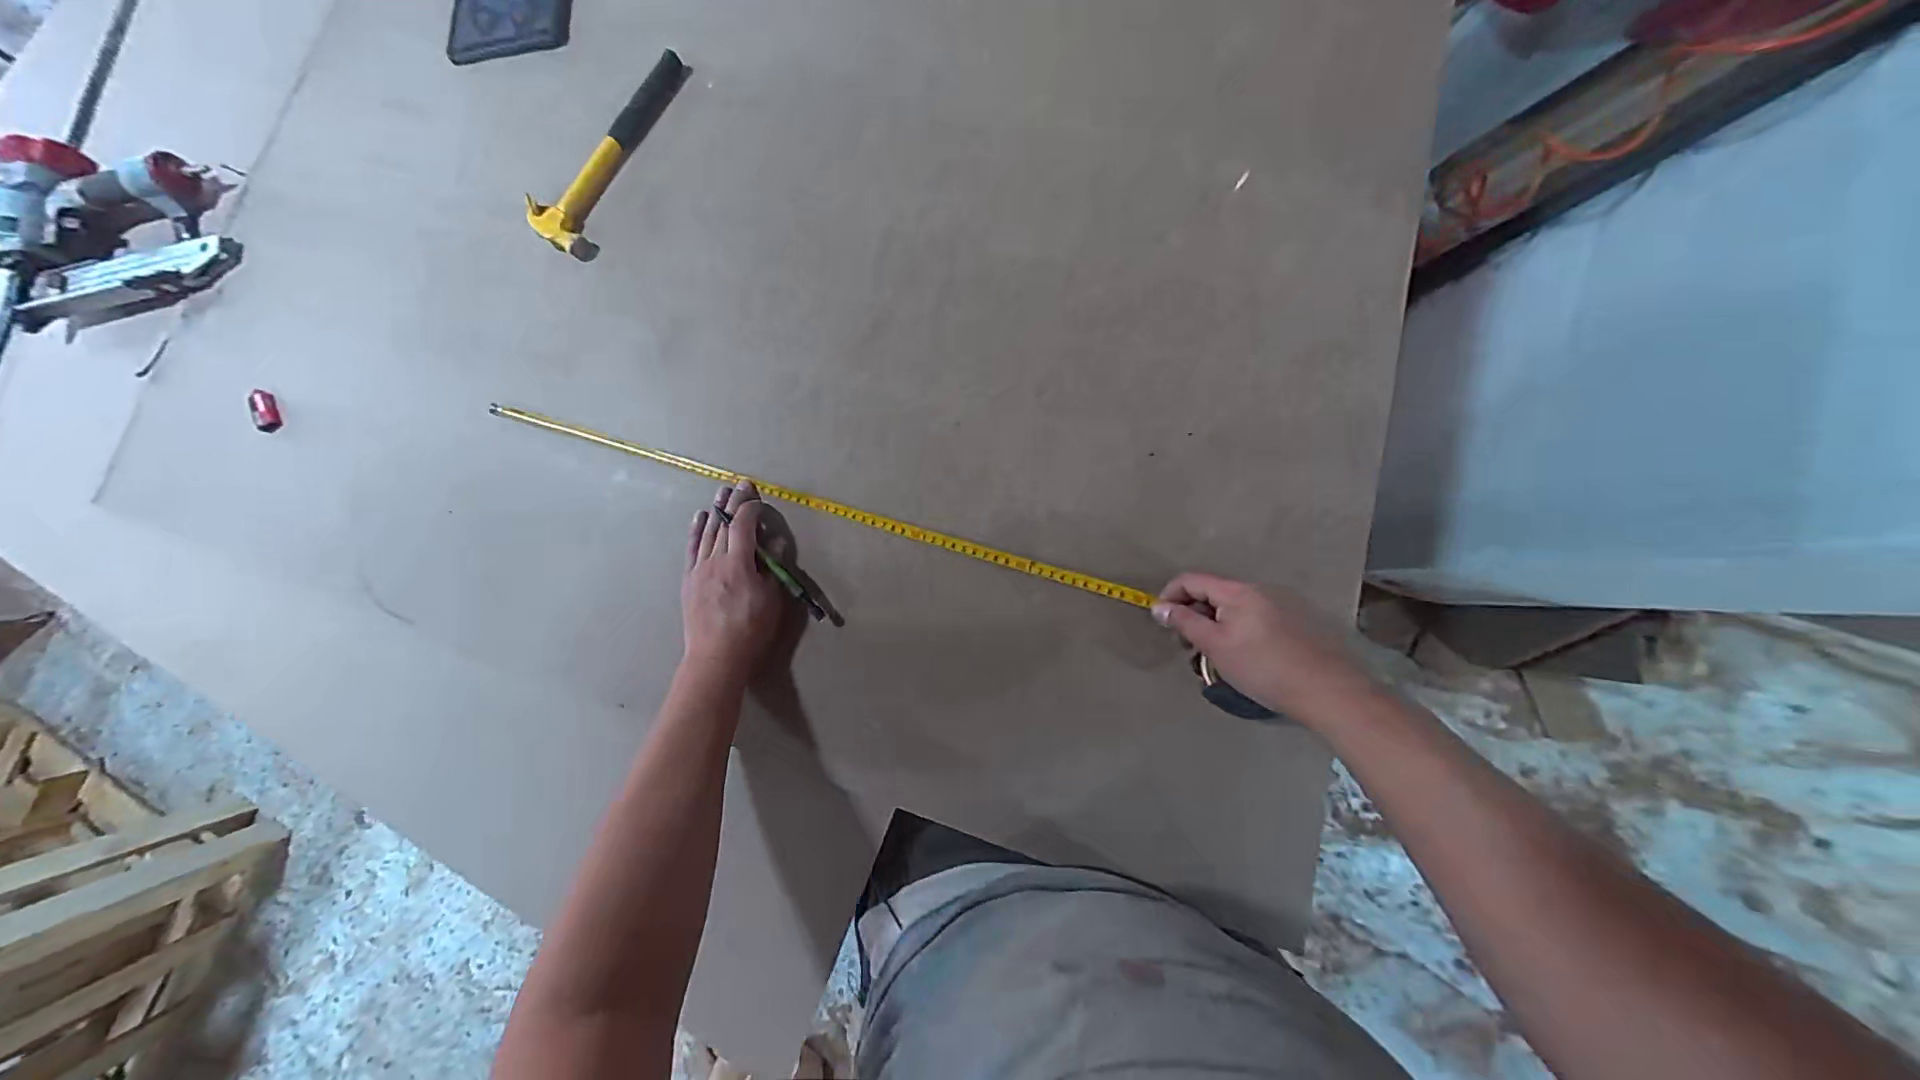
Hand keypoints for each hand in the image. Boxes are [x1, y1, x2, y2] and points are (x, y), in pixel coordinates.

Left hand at [681, 481, 785, 682]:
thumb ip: (772, 568)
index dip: (750, 507)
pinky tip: (701, 518)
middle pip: (725, 524)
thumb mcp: (772, 600)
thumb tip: (774, 542)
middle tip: (741, 484)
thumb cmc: (751, 630)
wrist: (716, 657)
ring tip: (722, 493)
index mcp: (738, 564)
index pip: (743, 526)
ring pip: (708, 533)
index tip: (757, 495)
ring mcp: (699, 569)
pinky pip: (692, 548)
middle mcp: (715, 561)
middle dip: (734, 502)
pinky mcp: (689, 580)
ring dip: (716, 511)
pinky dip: (697, 530)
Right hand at [1151, 572, 1378, 726]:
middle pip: (1214, 593)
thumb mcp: (1216, 646)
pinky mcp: (1299, 621)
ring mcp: (1284, 604)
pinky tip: (1245, 658)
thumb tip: (1159, 606)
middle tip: (1187, 646)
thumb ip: (1185, 623)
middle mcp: (1261, 589)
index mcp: (1238, 591)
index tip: (1161, 622)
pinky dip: (1239, 631)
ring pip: (1235, 608)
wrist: (1329, 691)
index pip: (1191, 579)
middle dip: (1193, 615)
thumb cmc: (1264, 668)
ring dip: (1216, 625)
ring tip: (1215, 657)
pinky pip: (1256, 618)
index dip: (1169, 596)